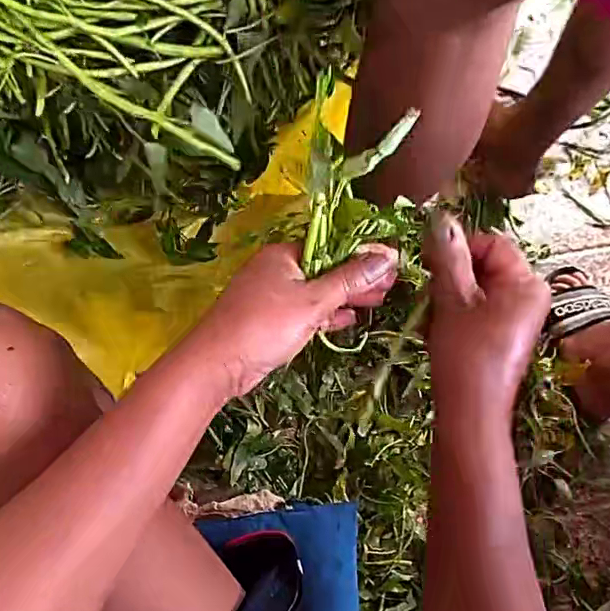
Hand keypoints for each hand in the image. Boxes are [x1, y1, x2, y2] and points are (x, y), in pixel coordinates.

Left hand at [176, 241, 398, 399]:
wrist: (216, 364)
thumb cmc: (263, 327)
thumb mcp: (312, 302)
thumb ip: (349, 280)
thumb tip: (385, 257)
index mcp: (283, 254)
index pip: (331, 246)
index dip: (363, 255)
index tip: (392, 265)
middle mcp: (275, 270)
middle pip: (325, 268)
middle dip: (357, 278)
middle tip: (391, 285)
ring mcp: (269, 296)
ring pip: (315, 292)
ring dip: (344, 297)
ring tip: (377, 301)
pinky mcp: (267, 321)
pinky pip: (303, 311)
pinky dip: (324, 314)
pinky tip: (346, 318)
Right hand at [424, 211, 551, 418]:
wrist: (471, 411)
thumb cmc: (466, 355)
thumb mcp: (453, 301)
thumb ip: (448, 258)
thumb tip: (442, 220)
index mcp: (527, 283)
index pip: (491, 244)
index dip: (458, 249)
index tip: (427, 263)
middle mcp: (529, 297)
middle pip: (484, 268)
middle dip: (450, 278)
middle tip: (426, 296)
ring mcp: (517, 320)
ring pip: (476, 293)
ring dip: (447, 300)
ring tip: (430, 319)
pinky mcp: (503, 338)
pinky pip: (477, 314)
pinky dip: (454, 317)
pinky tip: (436, 333)